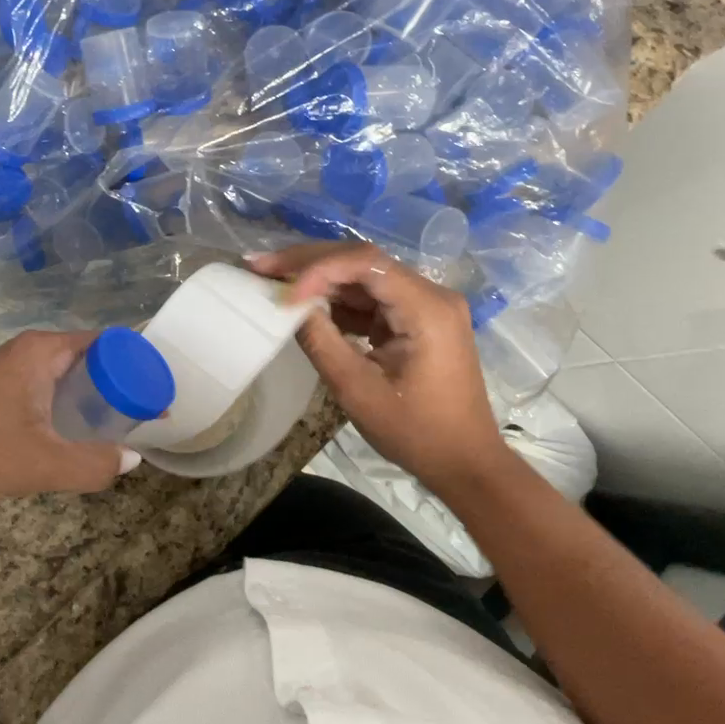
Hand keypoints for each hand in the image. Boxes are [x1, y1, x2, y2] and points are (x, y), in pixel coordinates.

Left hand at [0, 330, 140, 515]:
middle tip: (150, 415)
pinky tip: (79, 435)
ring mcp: (8, 371)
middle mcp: (27, 351)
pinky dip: (70, 407)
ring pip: (67, 376)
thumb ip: (94, 463)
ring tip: (123, 428)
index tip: (162, 394)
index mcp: (41, 351)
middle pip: (90, 357)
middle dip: (121, 383)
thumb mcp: (42, 465)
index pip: (107, 342)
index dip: (139, 366)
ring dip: (94, 398)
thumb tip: (133, 459)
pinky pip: (48, 389)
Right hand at [250, 243, 505, 489]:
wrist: (465, 463)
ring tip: (273, 280)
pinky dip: (336, 299)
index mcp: (426, 308)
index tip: (280, 289)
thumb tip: (288, 304)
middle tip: (259, 266)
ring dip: (318, 278)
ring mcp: (426, 305)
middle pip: (362, 261)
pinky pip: (371, 297)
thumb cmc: (415, 431)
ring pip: (363, 276)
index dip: (316, 267)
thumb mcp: (356, 388)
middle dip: (308, 263)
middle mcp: (431, 294)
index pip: (364, 263)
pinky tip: (303, 304)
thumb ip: (320, 339)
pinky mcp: (416, 319)